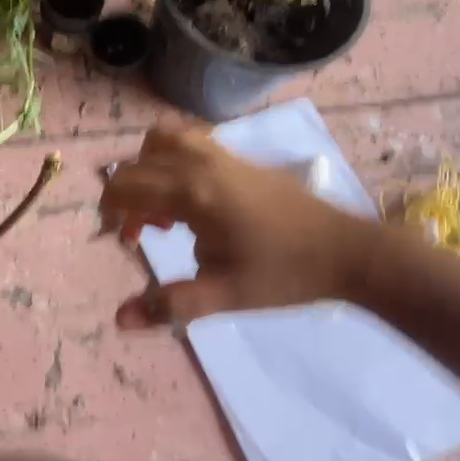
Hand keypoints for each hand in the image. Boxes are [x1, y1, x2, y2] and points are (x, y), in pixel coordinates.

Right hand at [100, 124, 376, 327]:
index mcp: (192, 193)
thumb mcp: (224, 296)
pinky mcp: (239, 158)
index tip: (125, 242)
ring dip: (149, 167)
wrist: (347, 252)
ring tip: (164, 205)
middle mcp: (200, 163)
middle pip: (138, 162)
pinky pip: (189, 140)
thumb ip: (168, 305)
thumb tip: (119, 320)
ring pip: (163, 139)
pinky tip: (193, 198)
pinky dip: (173, 160)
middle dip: (127, 195)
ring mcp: (222, 155)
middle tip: (141, 233)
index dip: (112, 212)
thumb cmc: (284, 275)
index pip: (126, 186)